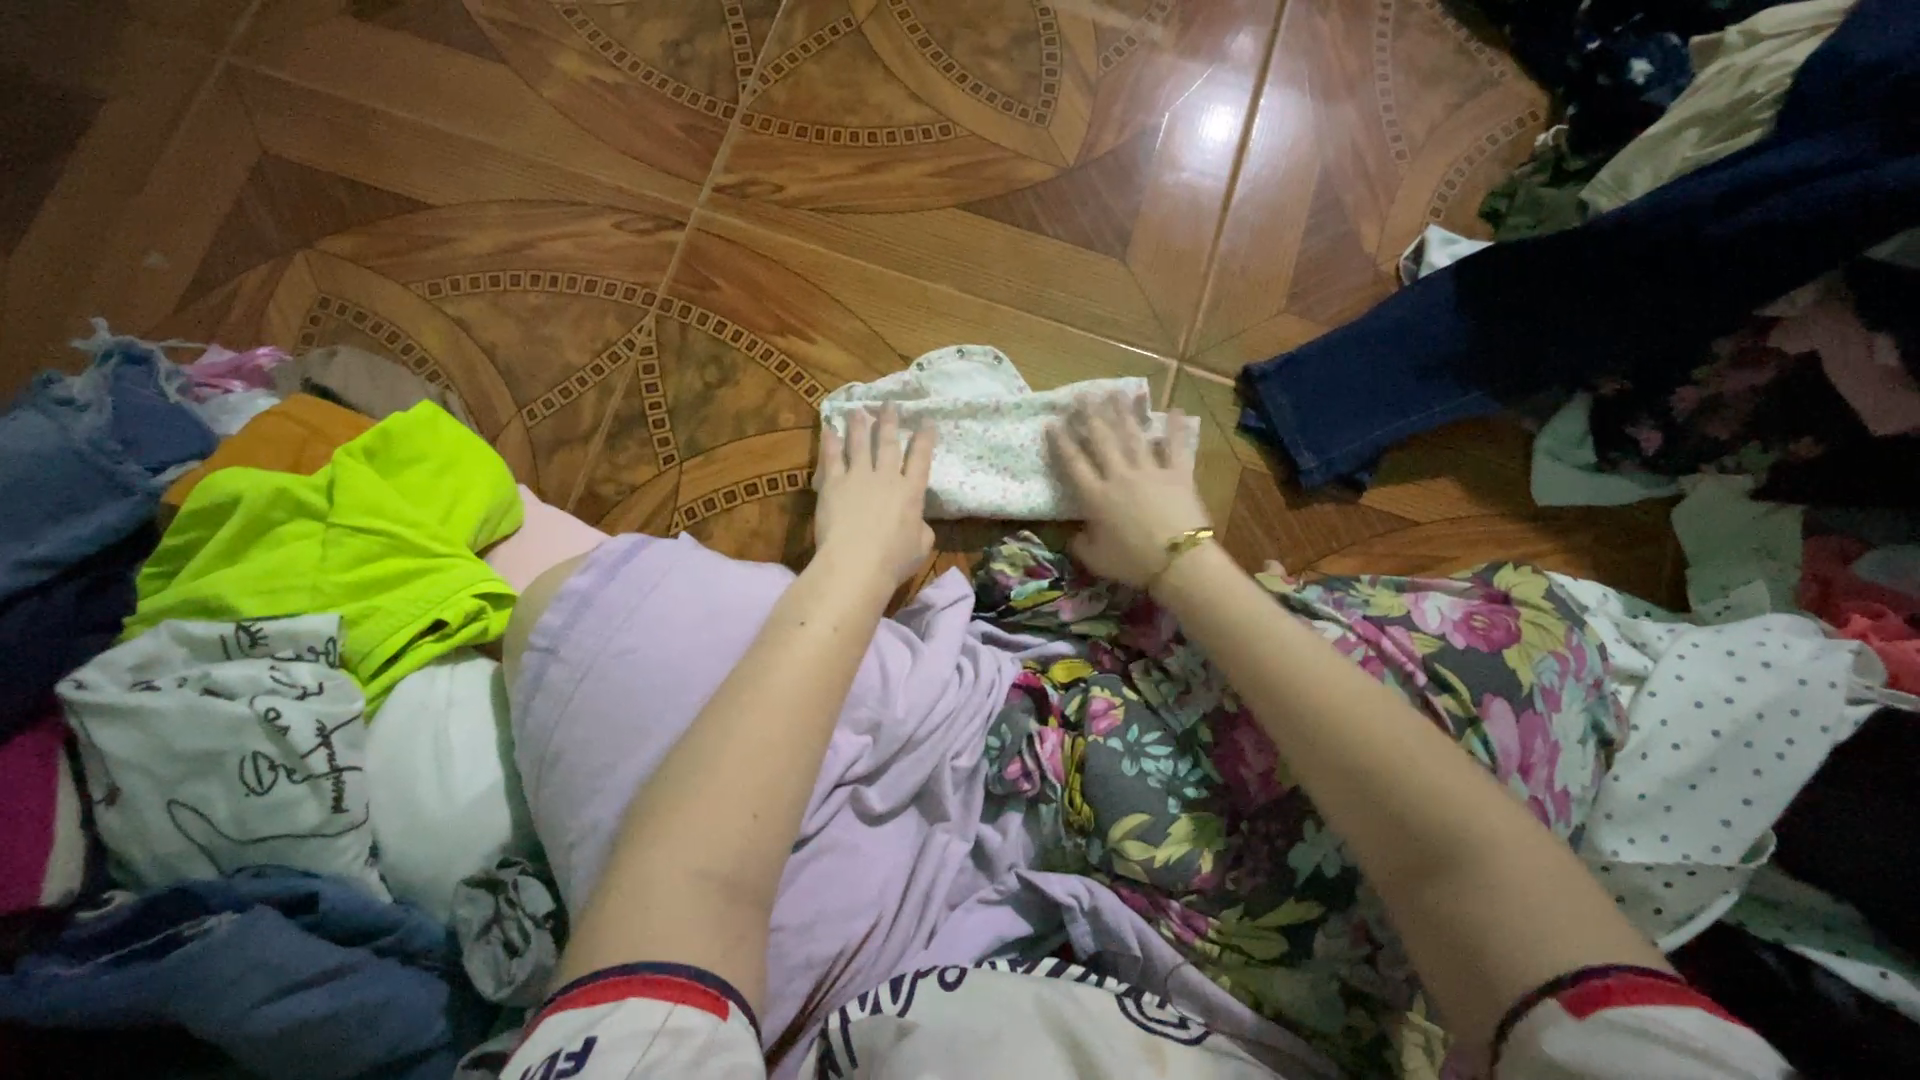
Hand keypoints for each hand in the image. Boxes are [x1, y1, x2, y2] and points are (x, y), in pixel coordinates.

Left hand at [812, 404, 935, 588]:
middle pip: (888, 443)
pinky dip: (831, 442)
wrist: (856, 563)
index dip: (925, 438)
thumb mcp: (921, 546)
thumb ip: (921, 528)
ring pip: (859, 444)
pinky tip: (830, 429)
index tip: (926, 421)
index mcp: (911, 492)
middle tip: (889, 404)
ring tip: (858, 410)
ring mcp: (858, 477)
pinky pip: (832, 457)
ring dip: (859, 425)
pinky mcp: (833, 484)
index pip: (921, 458)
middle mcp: (886, 477)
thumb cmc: (893, 560)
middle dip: (889, 422)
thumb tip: (917, 521)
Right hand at [1048, 393, 1208, 587]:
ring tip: (1116, 392)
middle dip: (1090, 415)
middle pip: (1101, 440)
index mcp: (1095, 497)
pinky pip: (1176, 446)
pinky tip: (1174, 409)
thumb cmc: (1133, 564)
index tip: (1053, 422)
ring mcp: (1150, 472)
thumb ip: (1080, 543)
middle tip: (1083, 395)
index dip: (1061, 442)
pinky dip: (1175, 427)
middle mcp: (1119, 476)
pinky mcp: (1178, 474)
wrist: (1177, 562)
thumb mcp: (1095, 559)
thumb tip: (1073, 535)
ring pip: (1133, 436)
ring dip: (1124, 412)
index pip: (1073, 463)